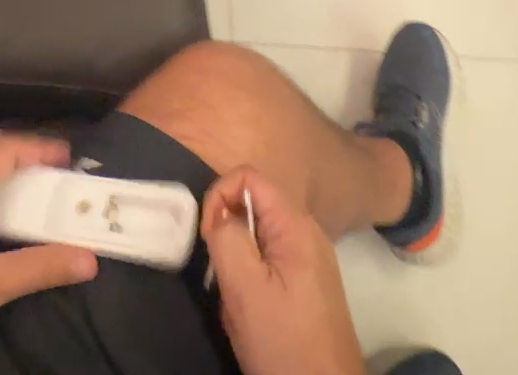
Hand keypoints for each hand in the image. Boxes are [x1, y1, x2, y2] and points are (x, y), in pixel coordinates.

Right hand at [202, 168, 364, 374]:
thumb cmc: (285, 341)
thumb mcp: (246, 289)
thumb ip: (228, 238)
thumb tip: (220, 209)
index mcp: (295, 224)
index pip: (248, 176)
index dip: (219, 196)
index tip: (209, 238)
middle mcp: (306, 232)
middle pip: (252, 206)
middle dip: (228, 237)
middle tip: (224, 278)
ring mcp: (309, 259)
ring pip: (257, 239)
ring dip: (238, 266)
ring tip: (239, 303)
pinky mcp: (308, 283)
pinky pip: (269, 263)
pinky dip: (251, 281)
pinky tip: (252, 315)